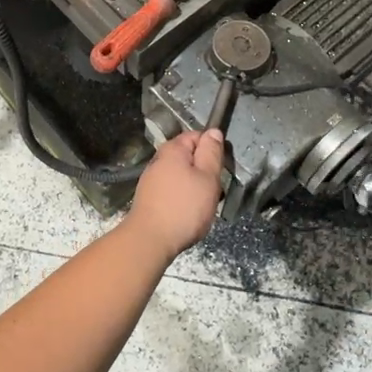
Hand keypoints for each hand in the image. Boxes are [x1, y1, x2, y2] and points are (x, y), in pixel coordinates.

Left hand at [122, 130, 224, 259]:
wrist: (150, 239)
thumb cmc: (184, 207)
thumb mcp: (207, 177)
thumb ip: (211, 153)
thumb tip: (214, 131)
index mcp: (173, 149)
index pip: (197, 135)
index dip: (212, 149)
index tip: (221, 168)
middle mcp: (159, 159)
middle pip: (189, 157)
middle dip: (204, 172)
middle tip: (214, 191)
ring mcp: (152, 179)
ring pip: (182, 176)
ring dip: (195, 187)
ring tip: (203, 206)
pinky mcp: (150, 197)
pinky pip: (173, 191)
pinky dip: (183, 199)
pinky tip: (188, 215)